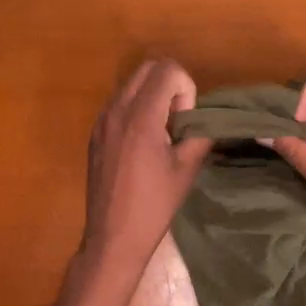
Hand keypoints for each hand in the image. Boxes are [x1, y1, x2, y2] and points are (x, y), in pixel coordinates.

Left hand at [82, 59, 213, 267]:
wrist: (113, 237)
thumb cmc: (154, 205)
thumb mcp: (186, 168)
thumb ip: (201, 134)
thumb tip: (210, 119)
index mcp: (140, 117)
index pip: (167, 70)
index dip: (186, 89)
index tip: (185, 121)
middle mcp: (116, 110)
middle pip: (148, 68)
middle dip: (170, 84)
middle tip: (177, 120)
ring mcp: (101, 120)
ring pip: (132, 84)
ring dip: (153, 95)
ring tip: (161, 134)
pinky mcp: (95, 133)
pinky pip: (119, 103)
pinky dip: (137, 108)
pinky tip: (143, 144)